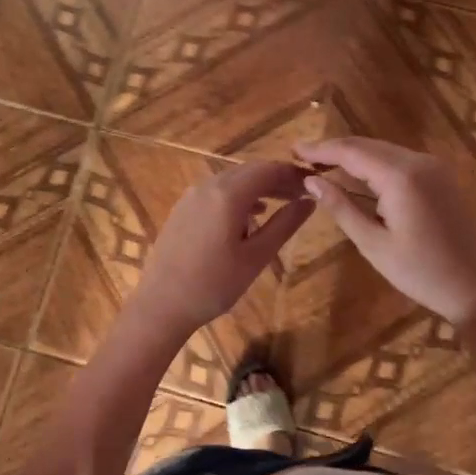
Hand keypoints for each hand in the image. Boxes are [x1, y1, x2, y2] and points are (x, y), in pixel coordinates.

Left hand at [129, 160, 315, 337]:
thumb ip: (284, 225)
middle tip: (301, 194)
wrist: (161, 305)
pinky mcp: (181, 210)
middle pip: (249, 171)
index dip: (293, 173)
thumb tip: (309, 201)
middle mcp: (207, 186)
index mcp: (227, 194)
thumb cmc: (214, 284)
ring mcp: (190, 197)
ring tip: (281, 204)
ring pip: (231, 180)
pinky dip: (237, 197)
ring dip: (257, 187)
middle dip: (277, 179)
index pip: (268, 169)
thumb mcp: (256, 256)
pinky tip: (249, 217)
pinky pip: (215, 192)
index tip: (314, 183)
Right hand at [296, 138, 475, 325]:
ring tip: (321, 163)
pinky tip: (355, 173)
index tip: (293, 150)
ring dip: (353, 154)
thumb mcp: (372, 243)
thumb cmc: (420, 272)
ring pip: (383, 150)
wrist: (474, 287)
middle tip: (301, 156)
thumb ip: (340, 207)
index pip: (351, 151)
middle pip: (367, 145)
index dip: (320, 149)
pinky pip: (399, 160)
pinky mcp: (440, 177)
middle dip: (334, 149)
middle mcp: (419, 161)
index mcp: (401, 176)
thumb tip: (311, 181)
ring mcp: (433, 167)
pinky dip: (373, 162)